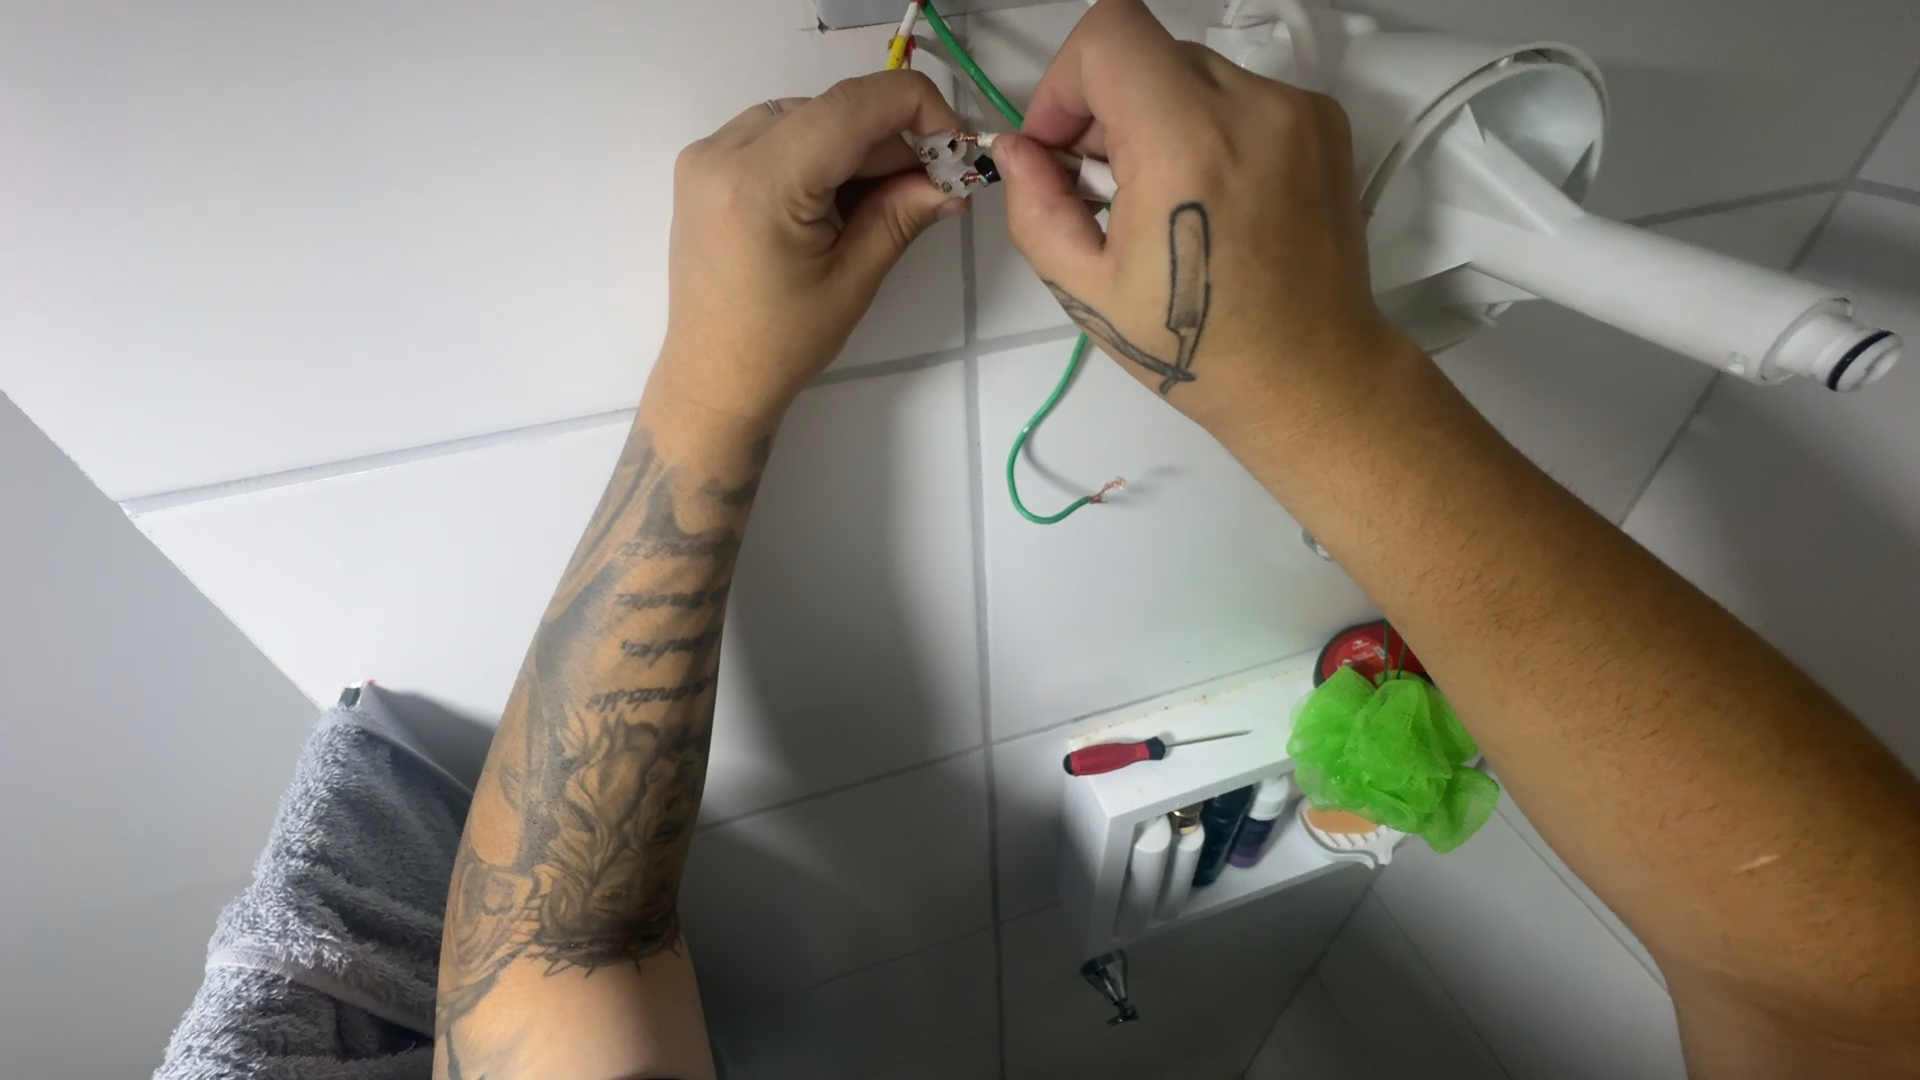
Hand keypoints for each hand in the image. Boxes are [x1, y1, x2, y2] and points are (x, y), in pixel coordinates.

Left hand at [657, 71, 965, 424]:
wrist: (715, 374)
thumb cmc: (784, 343)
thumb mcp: (853, 281)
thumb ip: (901, 216)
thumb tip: (954, 181)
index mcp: (760, 184)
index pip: (851, 107)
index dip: (916, 108)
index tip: (955, 143)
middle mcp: (724, 150)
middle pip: (830, 110)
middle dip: (889, 141)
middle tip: (929, 187)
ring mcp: (708, 153)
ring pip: (807, 116)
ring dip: (856, 149)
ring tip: (879, 204)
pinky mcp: (705, 164)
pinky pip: (778, 134)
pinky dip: (820, 154)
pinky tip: (837, 199)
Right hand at [994, 0, 1399, 437]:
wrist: (1305, 377)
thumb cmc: (1190, 349)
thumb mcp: (1087, 293)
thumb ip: (1037, 211)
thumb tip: (1016, 151)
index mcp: (1186, 145)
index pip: (1107, 35)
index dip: (1062, 83)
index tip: (1057, 149)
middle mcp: (1252, 105)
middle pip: (1148, 52)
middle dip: (1103, 110)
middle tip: (1100, 190)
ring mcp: (1298, 109)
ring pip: (1193, 74)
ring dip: (1154, 121)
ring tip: (1156, 202)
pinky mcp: (1325, 124)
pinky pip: (1240, 96)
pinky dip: (1205, 130)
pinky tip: (1206, 202)